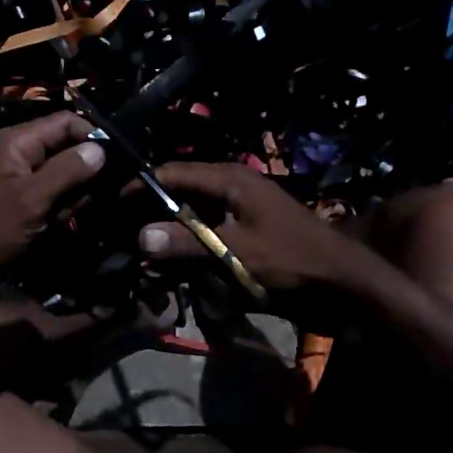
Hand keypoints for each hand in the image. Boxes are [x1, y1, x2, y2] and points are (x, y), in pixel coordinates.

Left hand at [0, 112, 104, 282]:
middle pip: (67, 147)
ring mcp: (20, 178)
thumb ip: (66, 171)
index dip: (93, 136)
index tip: (119, 160)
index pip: (65, 122)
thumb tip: (101, 149)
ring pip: (64, 174)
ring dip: (75, 194)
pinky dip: (62, 207)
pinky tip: (60, 222)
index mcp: (16, 142)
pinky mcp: (23, 200)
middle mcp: (19, 153)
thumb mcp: (31, 199)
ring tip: (70, 213)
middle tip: (105, 193)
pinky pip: (53, 194)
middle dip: (87, 170)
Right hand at [137, 162, 380, 293]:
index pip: (171, 172)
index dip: (140, 185)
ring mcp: (240, 205)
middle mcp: (232, 184)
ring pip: (192, 209)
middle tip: (120, 225)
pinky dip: (188, 239)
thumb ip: (187, 243)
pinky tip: (172, 257)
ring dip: (169, 226)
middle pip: (179, 188)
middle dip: (150, 206)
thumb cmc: (291, 258)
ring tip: (140, 243)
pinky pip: (207, 226)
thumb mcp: (235, 251)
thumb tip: (140, 237)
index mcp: (230, 179)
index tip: (111, 200)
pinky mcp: (246, 225)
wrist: (341, 280)